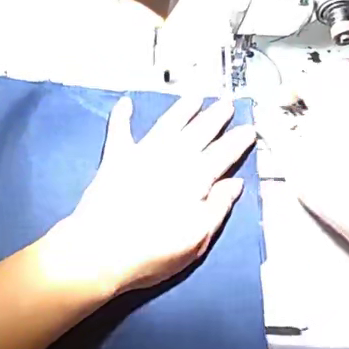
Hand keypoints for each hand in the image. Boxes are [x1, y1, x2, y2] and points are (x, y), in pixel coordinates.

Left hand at [43, 96, 255, 297]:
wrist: (99, 251)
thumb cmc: (152, 252)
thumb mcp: (197, 239)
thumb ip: (218, 207)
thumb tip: (234, 184)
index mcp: (195, 178)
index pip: (223, 153)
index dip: (238, 141)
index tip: (248, 129)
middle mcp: (171, 159)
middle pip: (199, 131)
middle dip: (215, 116)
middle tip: (226, 103)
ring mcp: (142, 154)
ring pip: (168, 124)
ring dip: (182, 108)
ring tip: (195, 97)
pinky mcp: (115, 159)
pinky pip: (120, 131)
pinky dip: (122, 116)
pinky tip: (125, 103)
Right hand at [255, 59, 348, 272]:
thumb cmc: (346, 196)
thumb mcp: (293, 164)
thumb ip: (275, 133)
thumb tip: (264, 119)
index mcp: (335, 104)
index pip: (308, 78)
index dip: (289, 89)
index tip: (282, 101)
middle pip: (338, 70)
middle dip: (315, 78)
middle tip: (300, 95)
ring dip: (336, 86)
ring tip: (319, 106)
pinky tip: (341, 122)